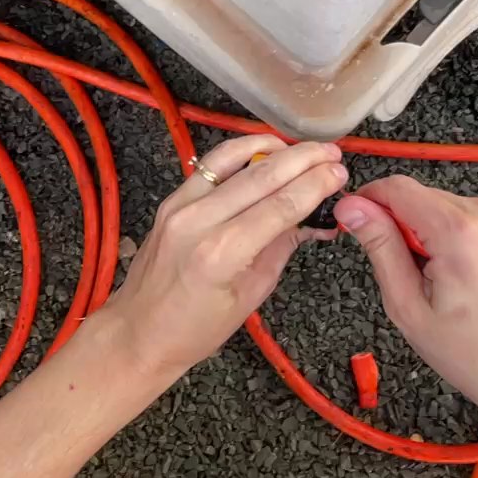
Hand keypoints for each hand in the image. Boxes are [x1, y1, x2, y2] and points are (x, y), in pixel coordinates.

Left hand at [98, 135, 345, 384]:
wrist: (138, 331)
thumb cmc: (195, 328)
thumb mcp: (250, 297)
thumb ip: (281, 249)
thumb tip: (313, 219)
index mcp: (220, 254)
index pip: (279, 207)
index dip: (314, 186)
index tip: (339, 172)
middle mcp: (198, 221)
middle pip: (260, 177)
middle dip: (302, 160)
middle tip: (333, 152)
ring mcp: (180, 205)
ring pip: (233, 160)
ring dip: (272, 147)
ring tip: (303, 146)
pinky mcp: (172, 199)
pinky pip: (211, 166)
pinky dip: (240, 152)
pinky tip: (264, 148)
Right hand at [332, 176, 477, 425]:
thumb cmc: (472, 353)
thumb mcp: (407, 305)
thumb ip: (379, 246)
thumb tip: (350, 207)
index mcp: (458, 232)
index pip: (395, 187)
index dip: (366, 200)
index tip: (352, 223)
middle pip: (415, 194)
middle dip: (395, 223)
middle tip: (398, 271)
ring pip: (434, 203)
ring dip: (419, 230)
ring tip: (428, 277)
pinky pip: (456, 214)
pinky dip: (441, 234)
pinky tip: (448, 272)